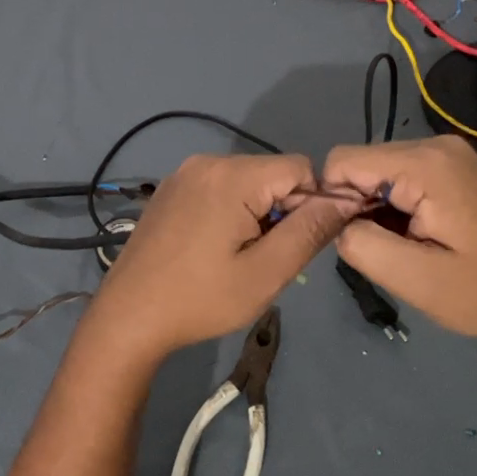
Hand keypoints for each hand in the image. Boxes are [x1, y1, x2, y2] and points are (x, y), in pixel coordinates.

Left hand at [89, 154, 359, 357]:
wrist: (130, 313)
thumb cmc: (201, 298)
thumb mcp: (266, 273)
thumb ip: (308, 231)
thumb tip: (346, 200)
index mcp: (232, 176)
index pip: (300, 167)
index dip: (313, 203)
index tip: (299, 243)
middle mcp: (207, 162)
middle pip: (271, 172)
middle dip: (283, 209)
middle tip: (267, 258)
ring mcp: (184, 173)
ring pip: (247, 181)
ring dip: (257, 212)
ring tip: (240, 256)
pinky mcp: (171, 189)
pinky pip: (219, 187)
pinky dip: (231, 211)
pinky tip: (216, 248)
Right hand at [327, 137, 476, 347]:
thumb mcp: (419, 280)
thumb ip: (361, 244)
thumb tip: (335, 222)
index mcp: (425, 163)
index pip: (341, 162)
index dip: (337, 203)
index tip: (363, 242)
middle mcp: (435, 145)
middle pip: (360, 165)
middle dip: (360, 208)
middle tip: (393, 254)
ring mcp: (449, 154)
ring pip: (378, 173)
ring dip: (380, 212)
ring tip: (412, 249)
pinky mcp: (456, 169)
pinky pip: (402, 179)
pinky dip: (399, 209)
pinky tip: (424, 239)